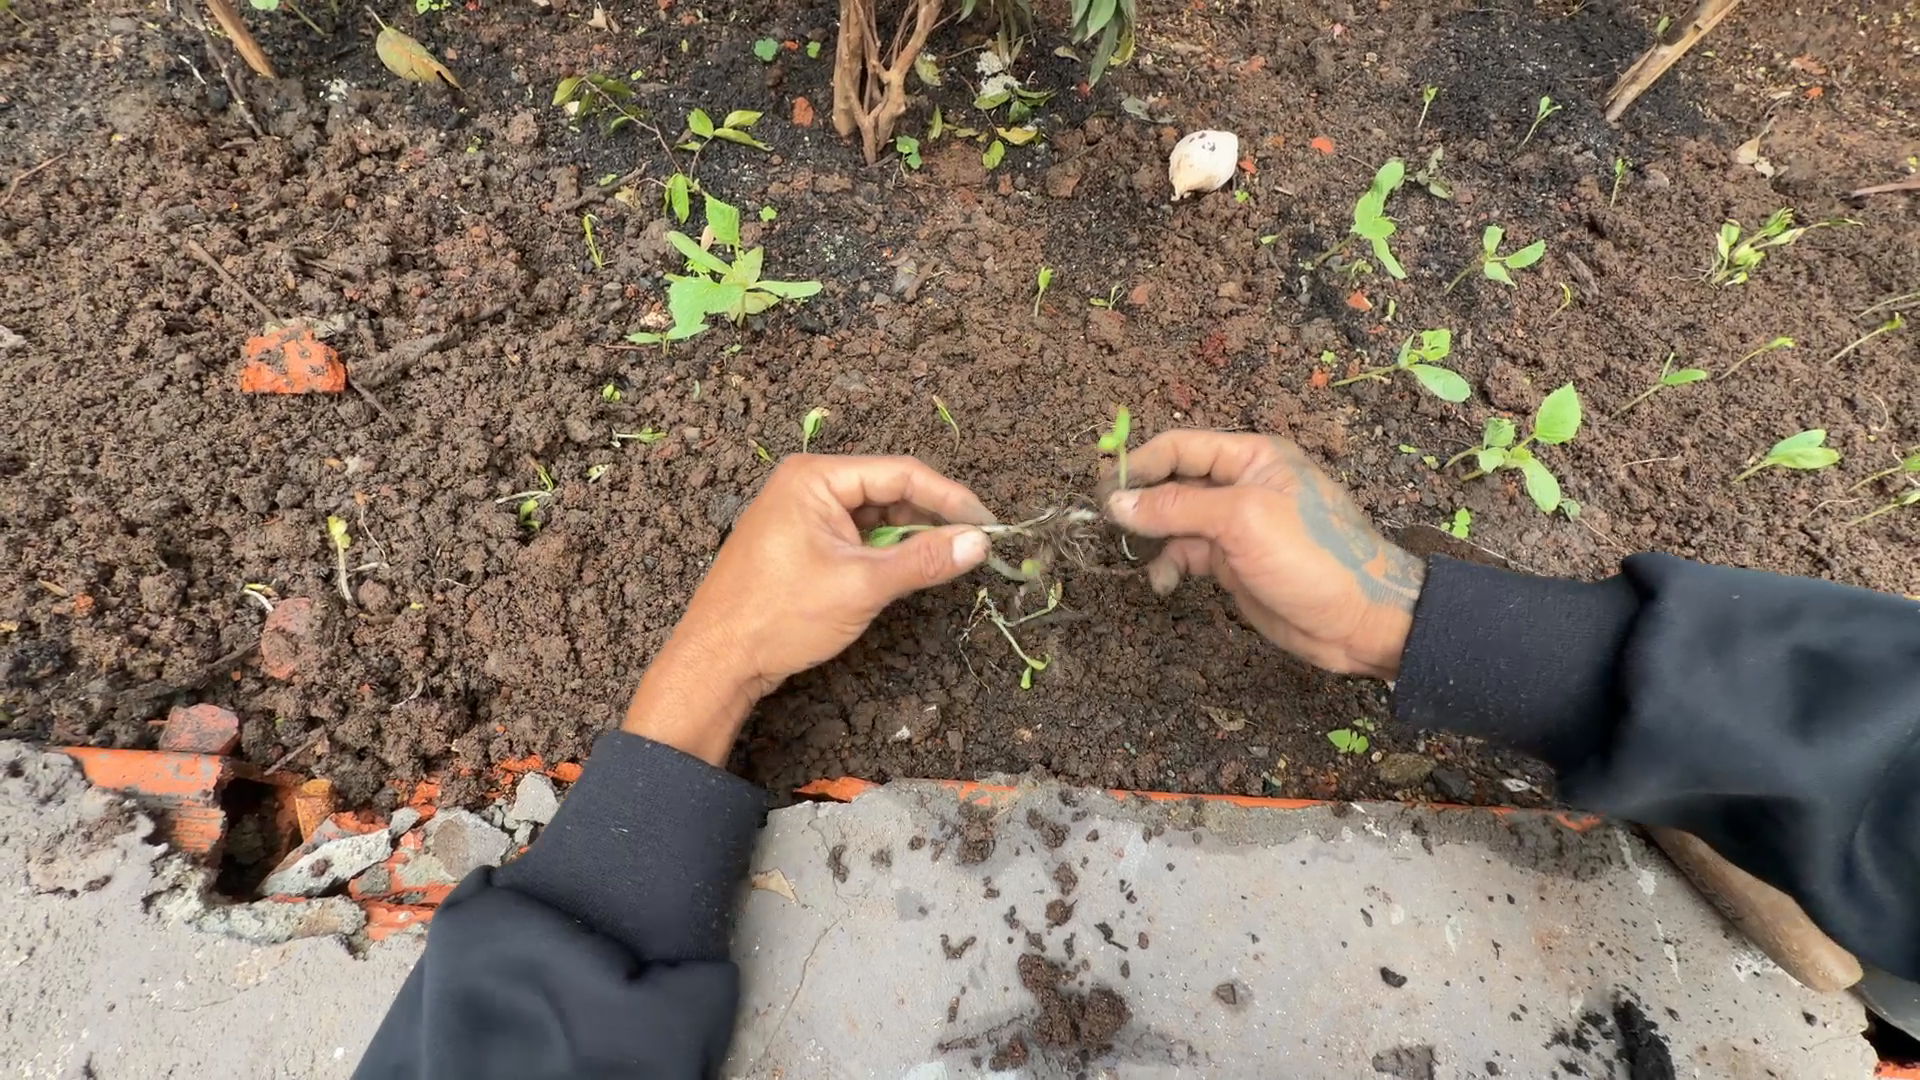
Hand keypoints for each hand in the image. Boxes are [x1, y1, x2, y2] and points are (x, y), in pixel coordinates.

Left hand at [624, 455, 993, 764]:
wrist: (717, 662)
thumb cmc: (781, 616)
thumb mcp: (861, 586)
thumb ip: (924, 561)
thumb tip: (981, 542)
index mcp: (816, 478)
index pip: (900, 473)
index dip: (950, 497)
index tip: (988, 522)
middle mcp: (809, 485)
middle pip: (889, 491)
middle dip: (932, 517)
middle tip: (974, 545)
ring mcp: (804, 514)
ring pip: (876, 516)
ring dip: (911, 537)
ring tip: (948, 560)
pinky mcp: (804, 542)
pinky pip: (857, 536)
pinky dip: (887, 551)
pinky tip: (909, 569)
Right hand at [1105, 431, 1423, 679]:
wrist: (1361, 622)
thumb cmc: (1311, 556)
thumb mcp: (1241, 521)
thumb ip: (1175, 508)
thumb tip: (1115, 502)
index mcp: (1250, 458)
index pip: (1180, 447)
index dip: (1139, 463)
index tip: (1103, 488)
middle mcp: (1239, 485)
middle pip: (1172, 482)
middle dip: (1139, 501)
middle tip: (1103, 522)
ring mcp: (1234, 526)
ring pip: (1173, 521)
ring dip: (1150, 537)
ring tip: (1129, 553)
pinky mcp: (1231, 562)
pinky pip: (1186, 555)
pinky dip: (1169, 566)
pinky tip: (1163, 583)